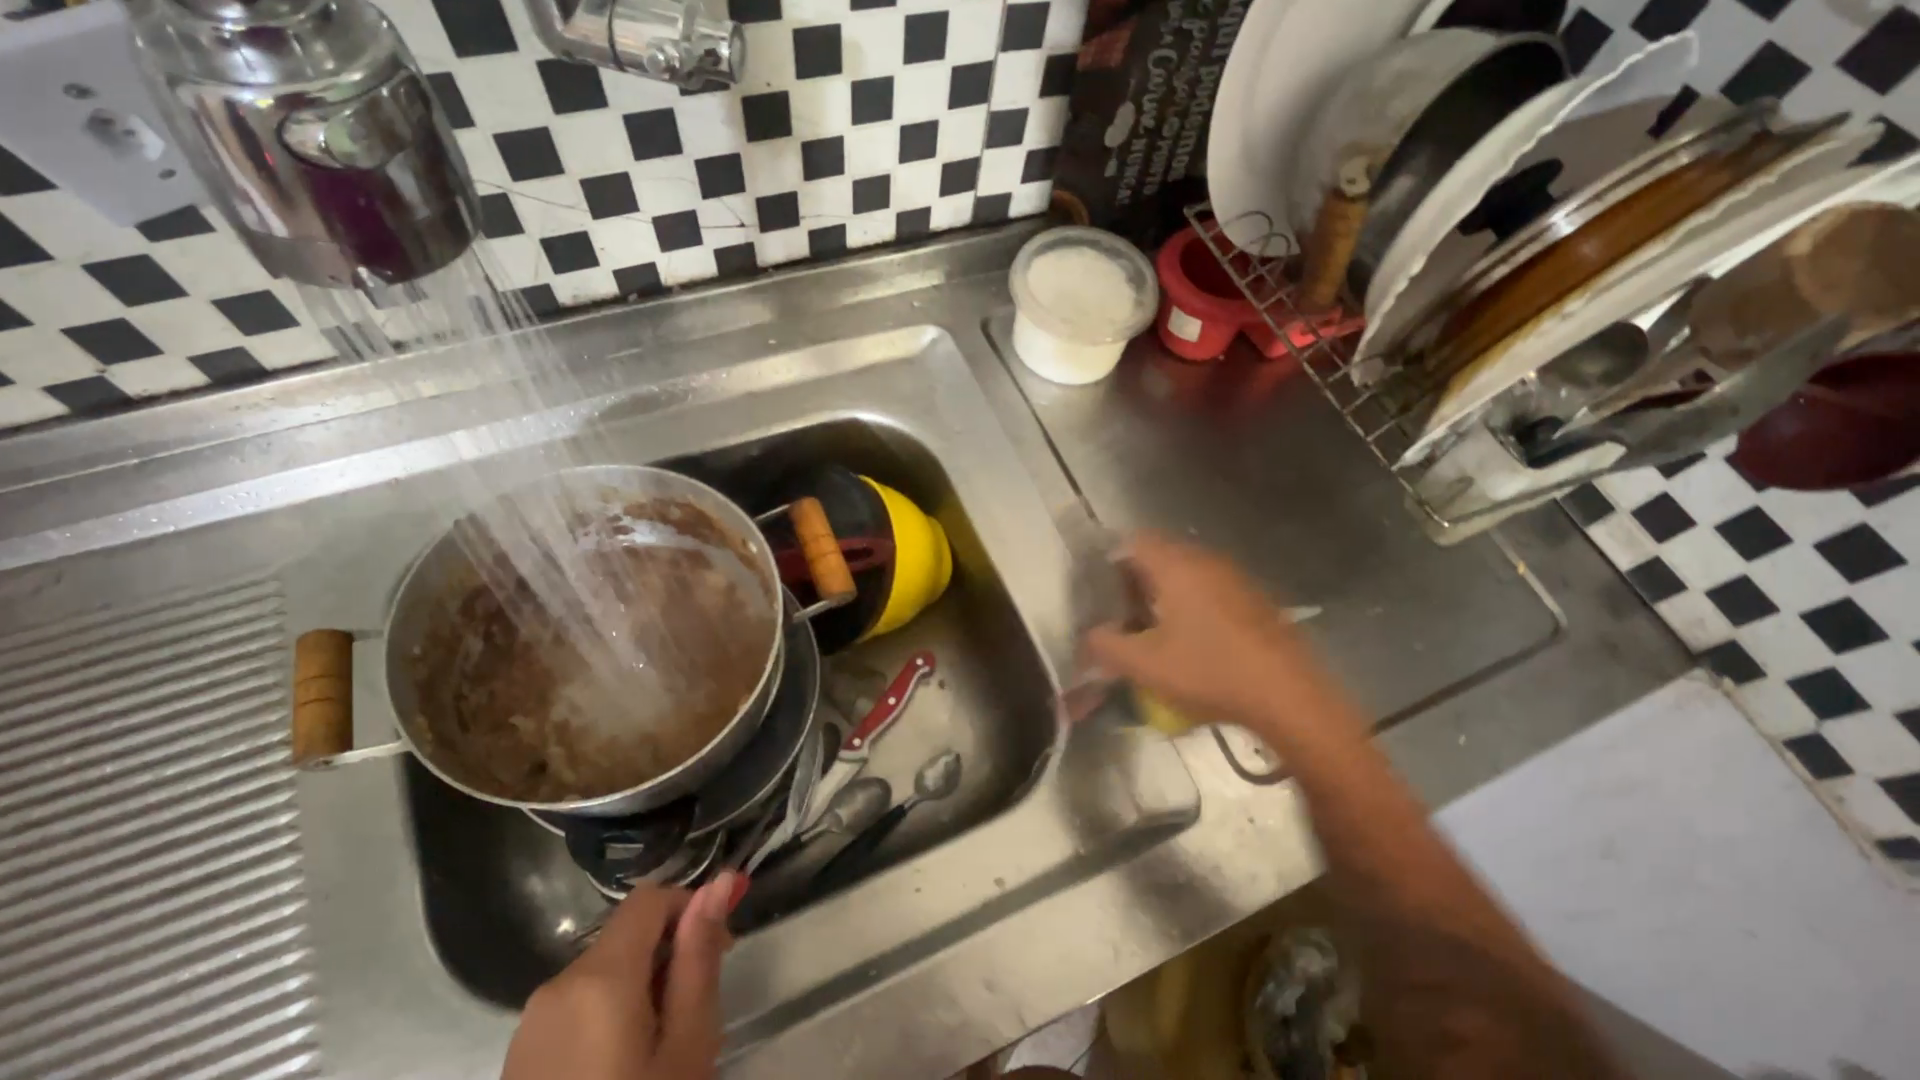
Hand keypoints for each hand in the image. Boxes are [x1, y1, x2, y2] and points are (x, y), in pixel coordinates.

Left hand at [501, 873, 742, 1079]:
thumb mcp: (687, 1046)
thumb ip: (700, 958)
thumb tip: (721, 883)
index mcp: (599, 976)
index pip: (649, 901)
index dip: (690, 908)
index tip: (722, 949)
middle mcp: (557, 984)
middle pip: (625, 939)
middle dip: (668, 956)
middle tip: (699, 1014)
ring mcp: (531, 1021)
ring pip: (602, 974)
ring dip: (640, 989)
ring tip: (663, 1053)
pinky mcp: (519, 1054)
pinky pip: (576, 1008)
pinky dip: (609, 1016)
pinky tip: (623, 1071)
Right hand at [1079, 534, 1360, 746]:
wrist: (1287, 694)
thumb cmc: (1208, 671)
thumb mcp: (1144, 665)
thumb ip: (1105, 646)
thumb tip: (1089, 637)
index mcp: (1176, 565)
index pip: (1133, 541)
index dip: (1109, 561)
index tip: (1097, 592)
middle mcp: (1206, 561)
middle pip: (1161, 556)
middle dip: (1136, 583)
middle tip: (1119, 617)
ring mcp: (1236, 579)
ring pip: (1188, 576)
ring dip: (1166, 598)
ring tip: (1152, 634)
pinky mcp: (1256, 601)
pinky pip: (1213, 593)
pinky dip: (1194, 609)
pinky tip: (1192, 645)